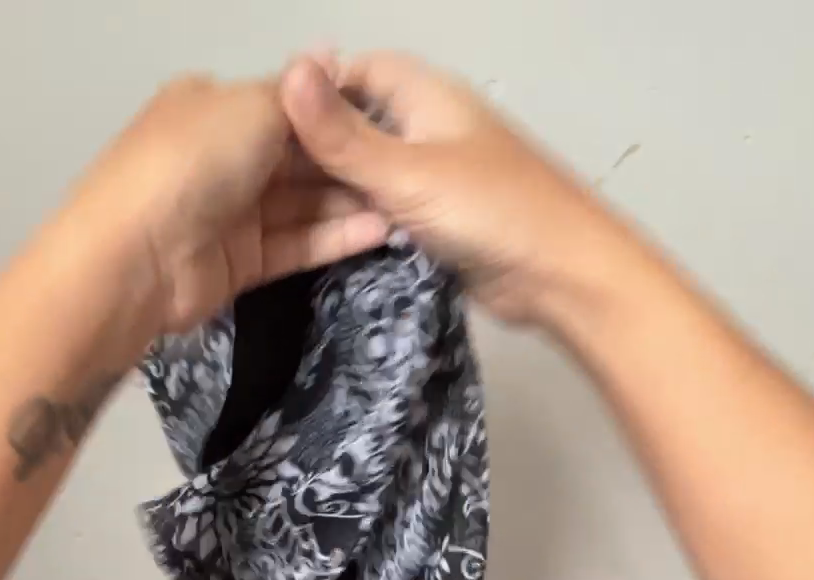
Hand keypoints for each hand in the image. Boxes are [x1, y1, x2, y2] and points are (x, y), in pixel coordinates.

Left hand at [62, 74, 391, 334]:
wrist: (136, 259)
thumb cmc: (192, 163)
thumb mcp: (249, 107)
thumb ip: (297, 94)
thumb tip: (331, 57)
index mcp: (217, 109)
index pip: (288, 108)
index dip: (337, 115)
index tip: (389, 122)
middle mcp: (223, 159)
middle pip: (298, 160)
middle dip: (349, 163)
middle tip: (405, 168)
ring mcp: (230, 215)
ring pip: (300, 206)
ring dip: (348, 203)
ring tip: (403, 202)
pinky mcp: (239, 264)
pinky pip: (293, 246)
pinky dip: (332, 239)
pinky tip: (379, 231)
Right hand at [279, 52, 648, 326]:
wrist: (556, 275)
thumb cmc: (487, 210)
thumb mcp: (405, 172)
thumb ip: (342, 135)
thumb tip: (285, 74)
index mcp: (425, 95)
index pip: (354, 71)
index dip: (310, 92)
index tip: (259, 129)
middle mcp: (426, 126)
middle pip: (357, 122)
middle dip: (314, 144)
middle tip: (257, 180)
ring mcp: (432, 174)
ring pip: (367, 170)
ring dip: (332, 186)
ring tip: (276, 210)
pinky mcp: (435, 218)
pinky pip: (383, 207)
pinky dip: (356, 217)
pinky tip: (321, 236)